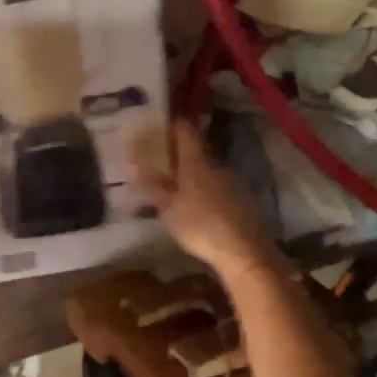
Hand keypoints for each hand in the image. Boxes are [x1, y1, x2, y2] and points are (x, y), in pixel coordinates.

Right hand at [137, 120, 278, 276]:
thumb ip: (152, 184)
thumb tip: (132, 162)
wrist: (244, 251)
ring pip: (208, 168)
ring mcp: (232, 181)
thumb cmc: (199, 225)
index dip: (173, 125)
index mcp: (196, 162)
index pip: (186, 131)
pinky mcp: (242, 198)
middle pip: (197, 150)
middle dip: (179, 152)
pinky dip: (204, 187)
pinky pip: (218, 185)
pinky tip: (196, 203)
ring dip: (192, 171)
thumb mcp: (168, 208)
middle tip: (159, 159)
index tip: (158, 126)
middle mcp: (216, 165)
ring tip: (174, 184)